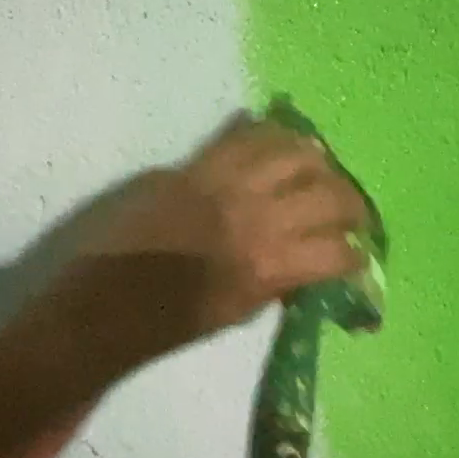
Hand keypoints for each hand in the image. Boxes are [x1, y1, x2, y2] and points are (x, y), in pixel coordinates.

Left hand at [74, 112, 370, 341]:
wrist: (103, 303)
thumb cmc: (169, 323)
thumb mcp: (238, 314)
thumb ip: (279, 282)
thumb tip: (308, 264)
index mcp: (266, 267)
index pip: (338, 250)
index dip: (355, 255)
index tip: (353, 257)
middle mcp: (254, 218)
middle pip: (328, 191)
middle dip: (350, 203)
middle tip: (346, 213)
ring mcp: (222, 185)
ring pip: (294, 149)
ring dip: (316, 161)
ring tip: (316, 172)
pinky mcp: (191, 167)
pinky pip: (240, 134)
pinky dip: (266, 134)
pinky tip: (275, 144)